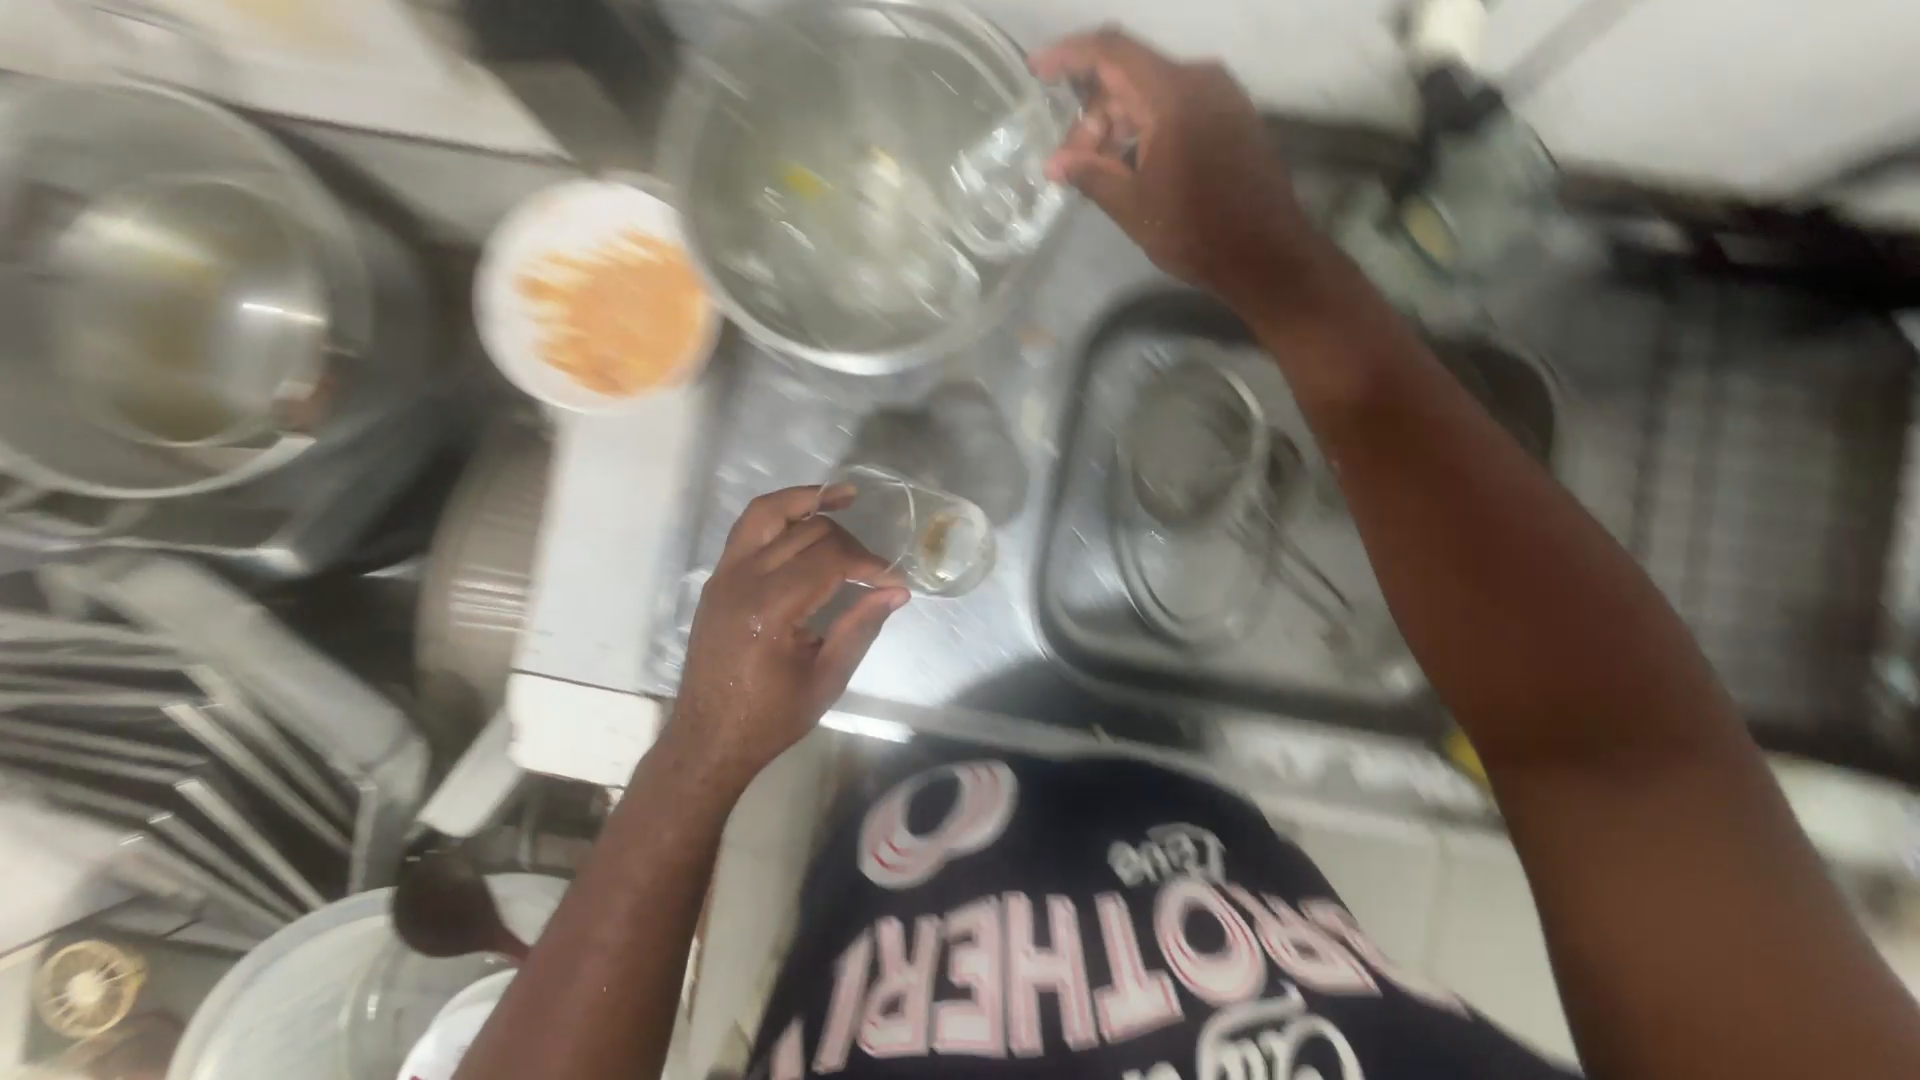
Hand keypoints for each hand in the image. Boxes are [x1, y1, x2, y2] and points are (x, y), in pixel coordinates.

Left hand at [666, 486, 909, 787]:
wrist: (708, 738)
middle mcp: (742, 581)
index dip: (869, 563)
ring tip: (842, 496)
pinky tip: (805, 519)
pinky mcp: (718, 580)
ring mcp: (723, 576)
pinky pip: (748, 530)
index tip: (893, 582)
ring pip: (767, 514)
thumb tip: (897, 591)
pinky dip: (779, 515)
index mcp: (770, 610)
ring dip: (806, 501)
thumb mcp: (826, 679)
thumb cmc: (770, 718)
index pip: (830, 559)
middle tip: (873, 570)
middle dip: (848, 543)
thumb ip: (861, 627)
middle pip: (806, 532)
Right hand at [1033, 30, 1310, 299]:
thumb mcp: (1132, 206)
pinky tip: (1133, 168)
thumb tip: (1054, 163)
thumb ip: (1090, 175)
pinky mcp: (1233, 117)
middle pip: (1129, 77)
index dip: (1068, 56)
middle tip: (1072, 165)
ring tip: (1101, 174)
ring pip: (1153, 94)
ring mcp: (1222, 97)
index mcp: (1173, 94)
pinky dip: (1147, 129)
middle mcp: (1200, 80)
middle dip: (1093, 117)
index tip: (1036, 71)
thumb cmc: (1196, 232)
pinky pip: (1178, 107)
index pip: (1110, 52)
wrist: (1267, 256)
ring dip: (1119, 127)